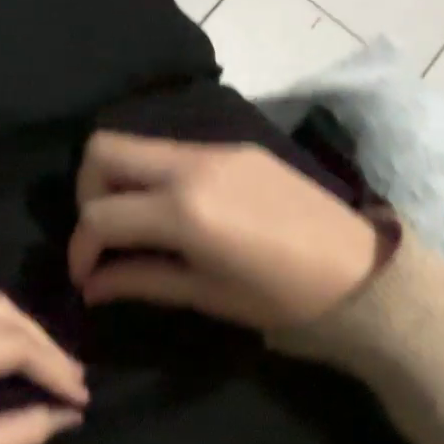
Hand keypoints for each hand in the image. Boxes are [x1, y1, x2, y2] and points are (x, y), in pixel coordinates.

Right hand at [66, 131, 379, 332]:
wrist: (362, 274)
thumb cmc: (283, 299)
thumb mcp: (205, 295)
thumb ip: (139, 281)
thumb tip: (90, 285)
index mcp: (183, 210)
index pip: (100, 214)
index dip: (80, 248)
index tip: (85, 276)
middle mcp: (190, 166)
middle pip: (102, 150)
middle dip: (87, 192)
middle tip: (104, 234)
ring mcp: (213, 150)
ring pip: (136, 144)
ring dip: (120, 180)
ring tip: (137, 224)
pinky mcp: (233, 147)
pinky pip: (172, 151)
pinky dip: (154, 176)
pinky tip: (177, 212)